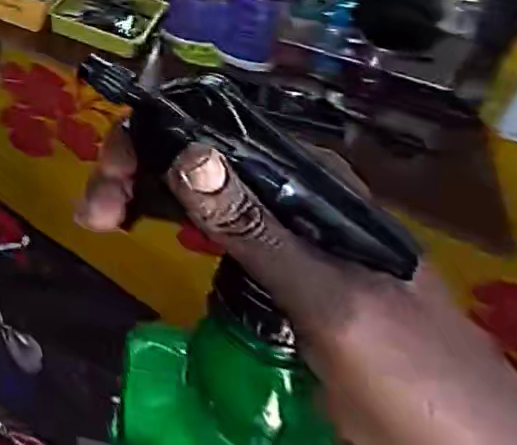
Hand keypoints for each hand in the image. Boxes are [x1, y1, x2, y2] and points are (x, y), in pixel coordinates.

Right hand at [77, 130, 516, 444]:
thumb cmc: (422, 384)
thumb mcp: (334, 304)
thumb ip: (258, 232)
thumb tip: (186, 153)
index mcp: (314, 183)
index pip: (215, 131)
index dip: (153, 138)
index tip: (113, 179)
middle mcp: (292, 196)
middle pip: (193, 156)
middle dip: (134, 169)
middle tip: (94, 210)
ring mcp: (281, 236)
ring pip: (190, 188)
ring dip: (138, 192)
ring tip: (99, 219)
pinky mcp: (270, 275)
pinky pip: (201, 228)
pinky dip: (159, 220)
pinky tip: (136, 232)